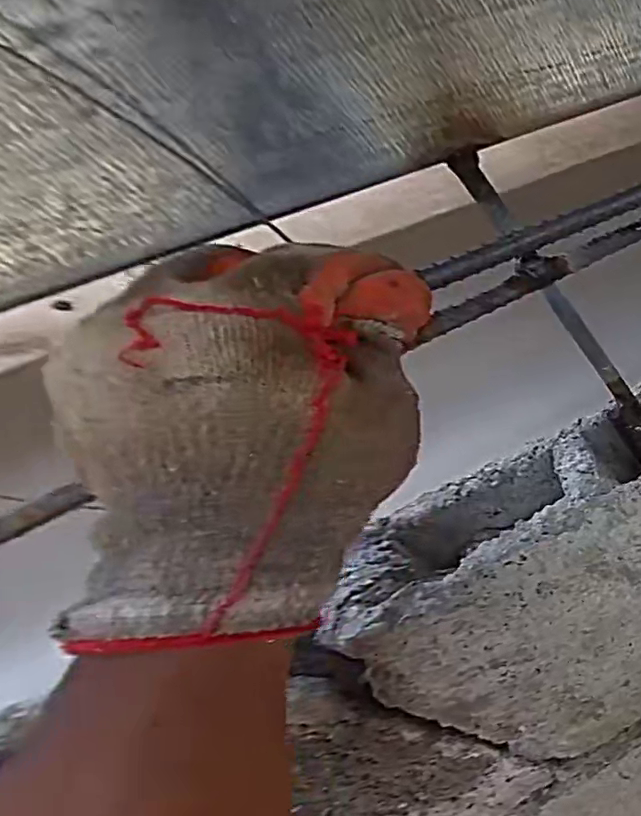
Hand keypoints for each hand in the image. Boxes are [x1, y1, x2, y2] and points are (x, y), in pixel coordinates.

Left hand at [42, 244, 430, 649]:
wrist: (224, 552)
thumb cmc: (316, 478)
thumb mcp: (386, 408)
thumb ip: (376, 348)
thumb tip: (367, 320)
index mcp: (245, 312)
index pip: (308, 263)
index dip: (357, 274)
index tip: (384, 289)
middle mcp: (160, 311)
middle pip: (232, 268)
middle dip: (287, 291)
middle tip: (326, 324)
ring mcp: (107, 344)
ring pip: (178, 298)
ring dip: (233, 317)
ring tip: (273, 358)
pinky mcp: (80, 381)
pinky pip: (143, 336)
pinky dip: (190, 346)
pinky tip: (226, 381)